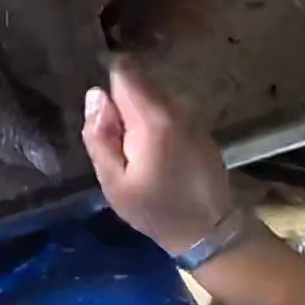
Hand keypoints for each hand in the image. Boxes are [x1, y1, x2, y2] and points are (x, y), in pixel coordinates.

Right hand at [82, 59, 232, 255]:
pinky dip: (153, 121)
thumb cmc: (155, 210)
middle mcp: (177, 108)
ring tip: (131, 149)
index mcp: (153, 120)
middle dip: (119, 102)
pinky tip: (152, 153)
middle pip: (138, 82)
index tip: (99, 108)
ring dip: (136, 113)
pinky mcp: (199, 126)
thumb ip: (99, 135)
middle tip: (113, 140)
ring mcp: (193, 116)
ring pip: (152, 96)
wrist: (210, 232)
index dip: (107, 83)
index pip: (125, 72)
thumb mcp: (113, 181)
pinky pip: (167, 109)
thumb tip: (95, 95)